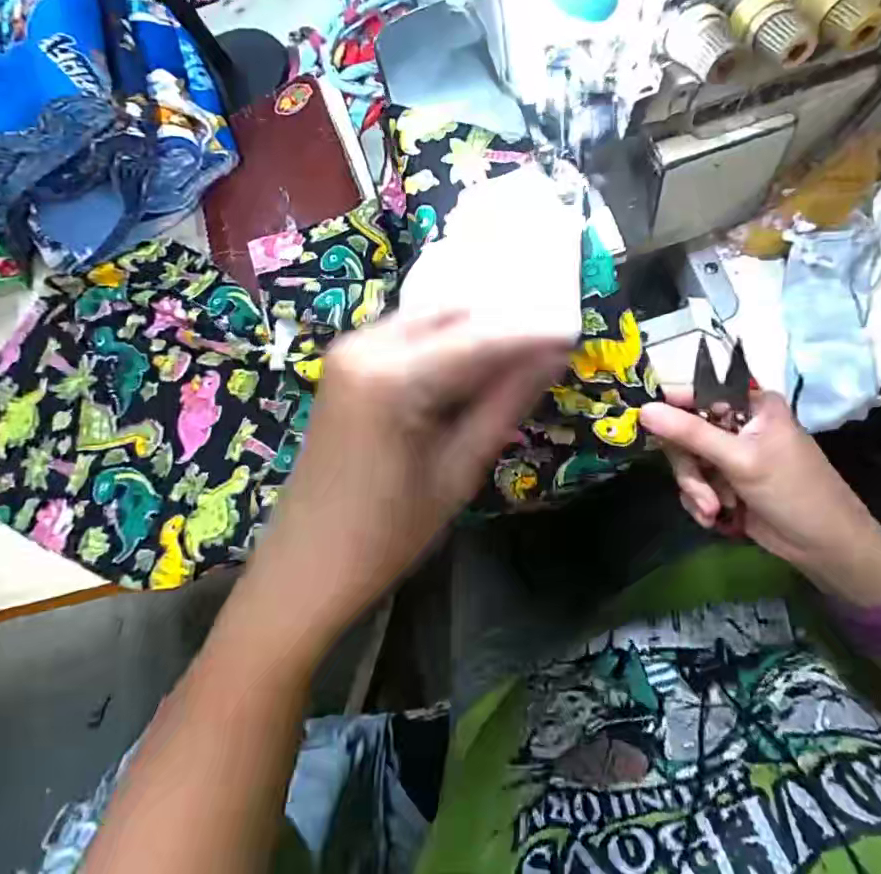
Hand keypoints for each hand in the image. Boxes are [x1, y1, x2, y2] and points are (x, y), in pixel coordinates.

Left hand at [244, 311, 569, 638]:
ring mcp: (348, 351)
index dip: (531, 332)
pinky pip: (406, 336)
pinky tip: (474, 360)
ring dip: (474, 330)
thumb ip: (504, 403)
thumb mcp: (457, 471)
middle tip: (551, 339)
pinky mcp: (344, 363)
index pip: (479, 339)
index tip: (574, 331)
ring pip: (428, 320)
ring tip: (522, 349)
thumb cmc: (385, 535)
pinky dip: (444, 342)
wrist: (306, 564)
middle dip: (502, 324)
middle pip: (450, 316)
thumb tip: (552, 356)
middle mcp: (364, 347)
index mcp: (391, 378)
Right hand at [641, 390, 880, 605]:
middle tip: (702, 493)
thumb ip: (690, 433)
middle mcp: (738, 424)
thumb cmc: (793, 492)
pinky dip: (701, 502)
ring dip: (696, 489)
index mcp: (750, 405)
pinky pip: (695, 483)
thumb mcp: (740, 459)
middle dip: (690, 468)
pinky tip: (716, 519)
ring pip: (687, 462)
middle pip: (685, 433)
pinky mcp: (727, 483)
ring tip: (715, 512)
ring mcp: (731, 455)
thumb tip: (643, 409)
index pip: (696, 394)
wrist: (826, 548)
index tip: (648, 429)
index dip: (670, 412)